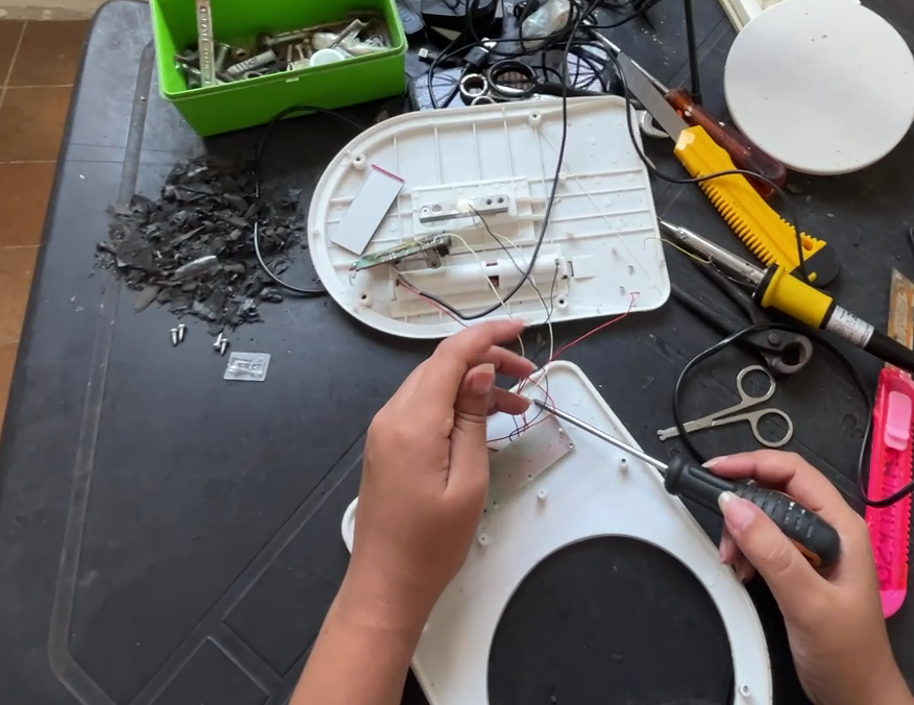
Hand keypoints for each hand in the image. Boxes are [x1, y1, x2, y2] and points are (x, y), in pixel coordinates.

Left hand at [345, 319, 535, 629]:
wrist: (385, 586)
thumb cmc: (431, 543)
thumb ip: (472, 418)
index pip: (452, 355)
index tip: (521, 327)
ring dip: (475, 382)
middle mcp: (393, 416)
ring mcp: (387, 429)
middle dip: (487, 358)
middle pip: (443, 364)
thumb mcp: (468, 479)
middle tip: (527, 373)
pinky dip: (458, 402)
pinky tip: (487, 418)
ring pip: (436, 383)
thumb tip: (480, 370)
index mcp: (413, 421)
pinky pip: (426, 405)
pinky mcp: (389, 443)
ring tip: (517, 402)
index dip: (488, 334)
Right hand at [711, 451, 913, 704]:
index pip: (792, 472)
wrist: (860, 699)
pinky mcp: (803, 566)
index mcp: (841, 524)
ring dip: (743, 530)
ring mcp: (816, 547)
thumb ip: (772, 552)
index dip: (752, 464)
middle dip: (743, 502)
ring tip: (732, 558)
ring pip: (768, 515)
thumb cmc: (848, 655)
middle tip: (720, 523)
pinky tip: (743, 570)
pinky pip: (767, 540)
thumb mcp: (807, 602)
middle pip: (777, 489)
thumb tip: (734, 505)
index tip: (716, 470)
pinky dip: (748, 549)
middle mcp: (829, 528)